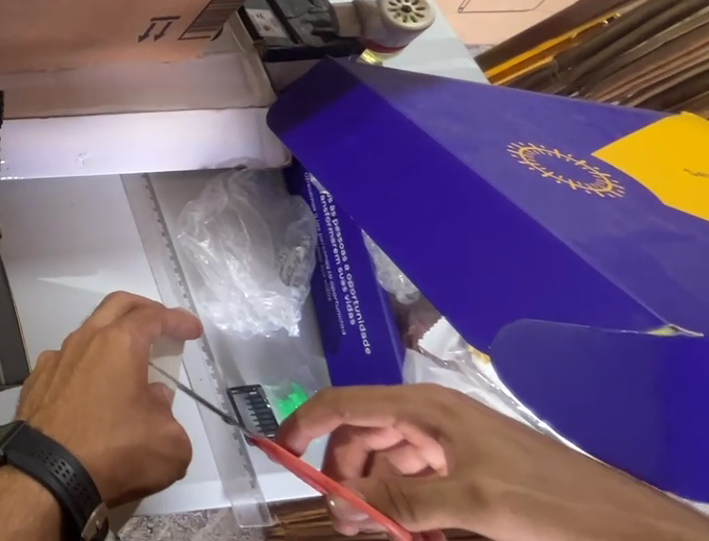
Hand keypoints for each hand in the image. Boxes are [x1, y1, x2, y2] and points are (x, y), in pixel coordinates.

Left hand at [17, 291, 203, 503]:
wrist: (50, 468)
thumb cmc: (116, 450)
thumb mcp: (169, 442)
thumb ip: (168, 413)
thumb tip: (152, 398)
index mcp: (119, 345)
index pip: (151, 317)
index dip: (176, 319)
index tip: (192, 327)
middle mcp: (84, 340)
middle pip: (115, 307)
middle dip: (143, 309)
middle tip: (163, 324)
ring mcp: (57, 357)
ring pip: (89, 332)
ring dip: (114, 339)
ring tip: (133, 365)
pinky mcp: (39, 377)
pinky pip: (69, 360)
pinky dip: (89, 365)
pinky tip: (97, 389)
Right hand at [279, 384, 708, 540]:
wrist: (652, 534)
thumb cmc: (558, 506)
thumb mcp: (476, 507)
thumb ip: (403, 503)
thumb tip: (341, 507)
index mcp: (425, 408)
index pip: (342, 404)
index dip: (304, 424)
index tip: (279, 454)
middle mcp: (431, 416)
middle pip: (363, 434)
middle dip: (344, 471)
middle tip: (341, 515)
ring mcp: (454, 441)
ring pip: (390, 460)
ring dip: (374, 491)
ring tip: (372, 528)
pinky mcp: (474, 468)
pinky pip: (421, 480)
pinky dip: (406, 502)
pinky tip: (409, 530)